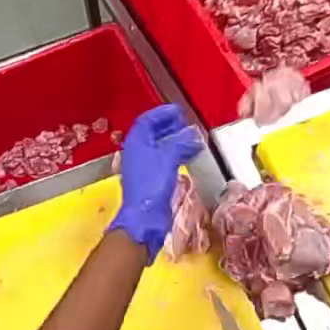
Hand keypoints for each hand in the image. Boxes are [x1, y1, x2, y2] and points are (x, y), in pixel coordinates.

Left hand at [109, 104, 202, 257]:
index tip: (177, 110)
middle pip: (151, 133)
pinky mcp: (150, 182)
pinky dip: (173, 155)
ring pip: (157, 147)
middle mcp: (136, 154)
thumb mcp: (168, 158)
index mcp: (136, 143)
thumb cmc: (151, 186)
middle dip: (167, 126)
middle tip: (184, 122)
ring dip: (172, 140)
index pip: (147, 121)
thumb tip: (193, 134)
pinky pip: (162, 161)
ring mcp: (142, 168)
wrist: (144, 218)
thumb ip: (180, 143)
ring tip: (188, 137)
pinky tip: (185, 156)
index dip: (161, 114)